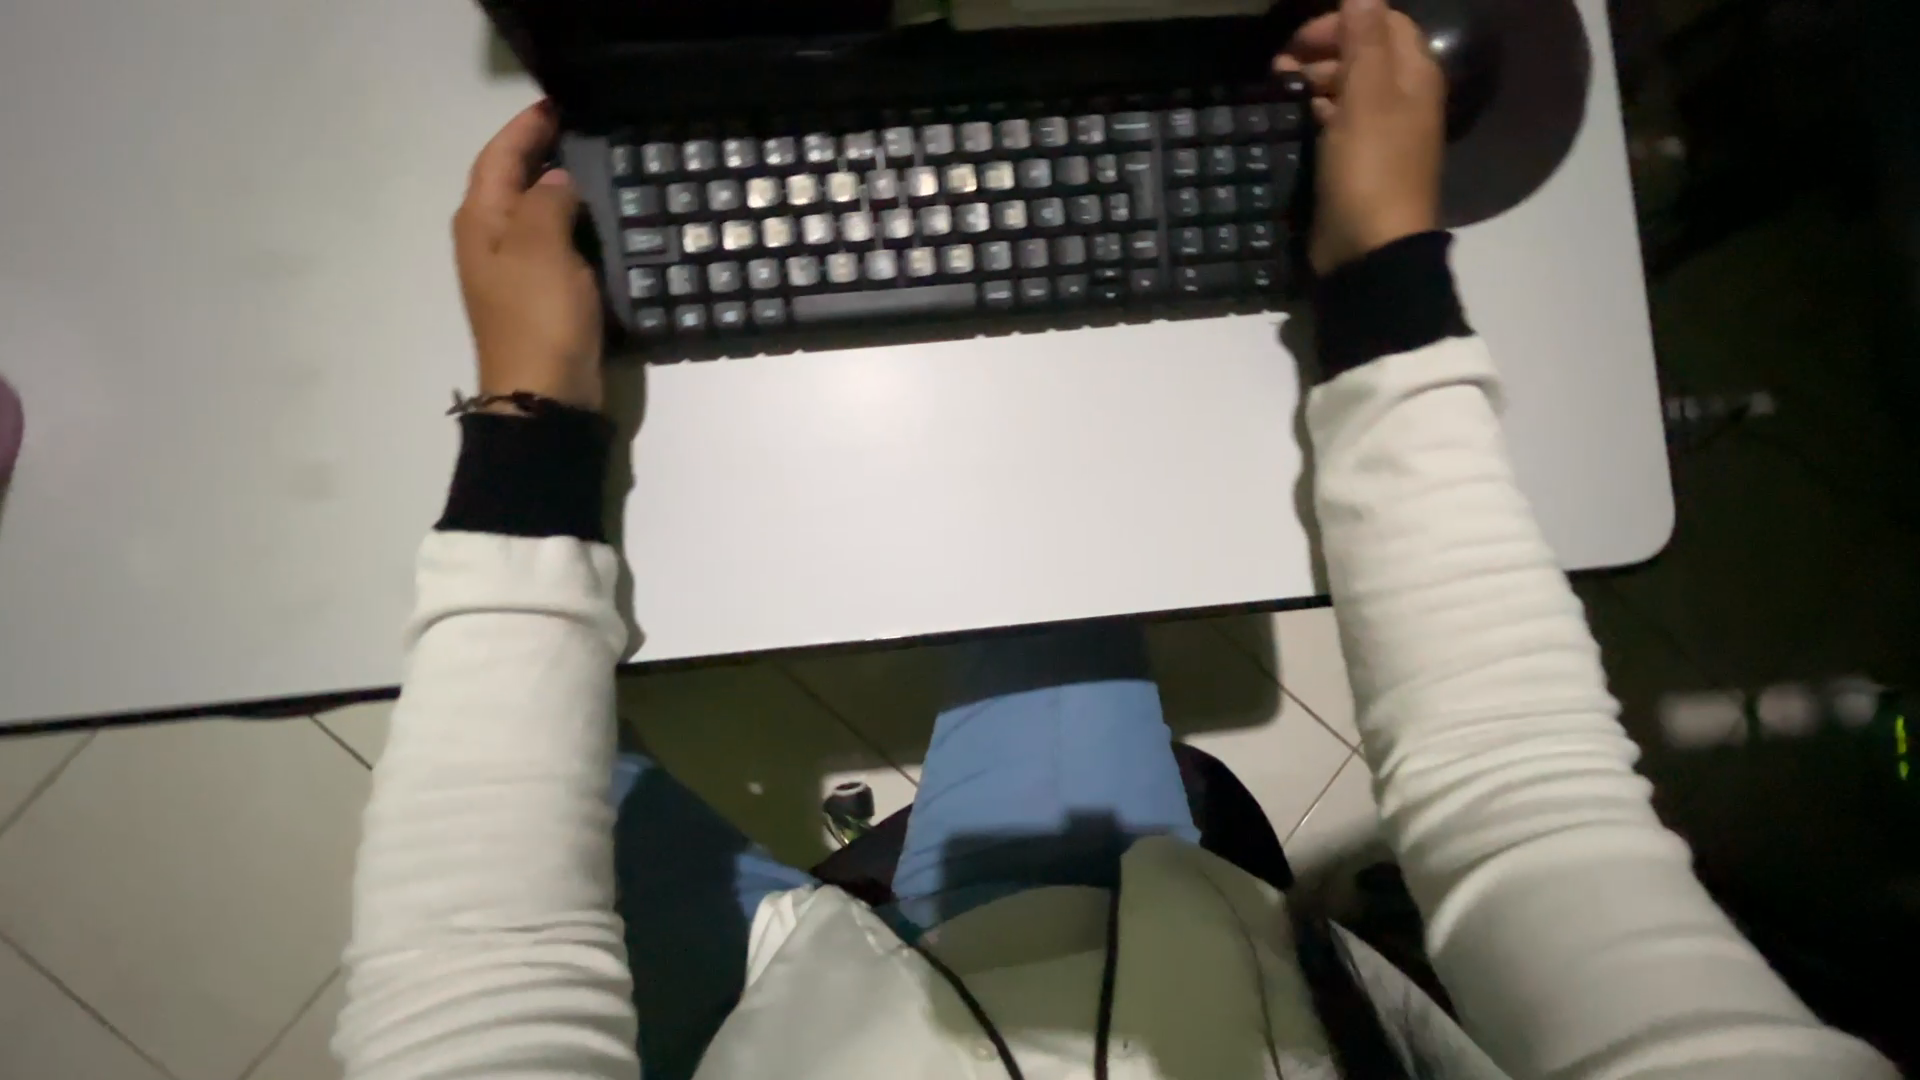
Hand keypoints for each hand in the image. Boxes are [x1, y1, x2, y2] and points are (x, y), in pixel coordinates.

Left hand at [453, 101, 604, 411]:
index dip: (526, 129)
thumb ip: (548, 203)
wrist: (545, 393)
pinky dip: (580, 231)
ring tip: (602, 174)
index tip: (559, 105)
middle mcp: (494, 241)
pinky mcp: (548, 300)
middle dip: (544, 156)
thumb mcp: (541, 248)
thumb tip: (558, 180)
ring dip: (565, 194)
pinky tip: (606, 229)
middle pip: (515, 184)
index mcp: (482, 222)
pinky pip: (563, 250)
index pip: (499, 158)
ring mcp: (520, 273)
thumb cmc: (539, 317)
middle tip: (586, 135)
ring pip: (541, 217)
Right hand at [1278, 0, 1446, 275]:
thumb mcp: (1366, 97)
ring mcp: (1377, 138)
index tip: (1297, 38)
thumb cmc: (1370, 169)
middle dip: (1322, 51)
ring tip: (1276, 91)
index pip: (1382, 24)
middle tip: (1278, 65)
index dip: (1342, 21)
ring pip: (1345, 94)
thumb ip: (1364, 40)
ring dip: (1312, 84)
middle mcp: (1400, 101)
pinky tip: (1288, 122)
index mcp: (1413, 76)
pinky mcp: (1353, 169)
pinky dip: (1312, 117)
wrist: (1369, 250)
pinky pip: (1334, 129)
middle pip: (1363, 57)